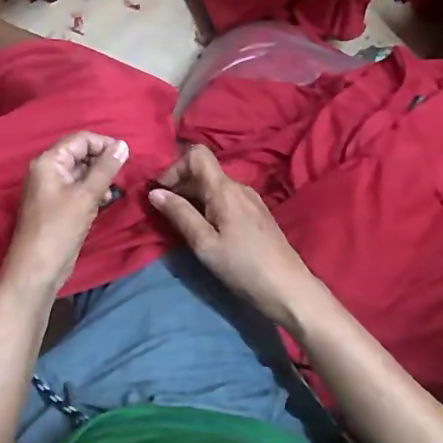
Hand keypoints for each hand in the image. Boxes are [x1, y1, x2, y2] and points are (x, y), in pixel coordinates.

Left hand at [3, 132, 129, 294]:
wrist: (37, 269)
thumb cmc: (60, 228)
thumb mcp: (86, 196)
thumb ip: (106, 168)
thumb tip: (123, 145)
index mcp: (49, 161)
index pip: (81, 139)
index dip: (104, 144)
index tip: (126, 158)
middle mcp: (47, 169)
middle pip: (81, 153)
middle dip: (103, 162)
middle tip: (121, 177)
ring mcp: (51, 187)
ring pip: (82, 171)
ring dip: (100, 178)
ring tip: (113, 193)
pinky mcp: (57, 204)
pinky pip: (79, 188)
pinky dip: (93, 191)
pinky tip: (105, 202)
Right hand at [147, 145, 324, 328]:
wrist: (288, 288)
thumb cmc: (242, 266)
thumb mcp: (204, 244)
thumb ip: (180, 214)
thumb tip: (155, 192)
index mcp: (225, 189)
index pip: (197, 154)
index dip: (175, 167)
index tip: (162, 192)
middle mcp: (239, 187)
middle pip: (204, 171)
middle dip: (180, 185)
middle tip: (164, 213)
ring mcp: (251, 199)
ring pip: (215, 186)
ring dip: (194, 198)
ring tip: (183, 224)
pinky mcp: (257, 214)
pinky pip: (227, 199)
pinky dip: (210, 206)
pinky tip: (207, 230)